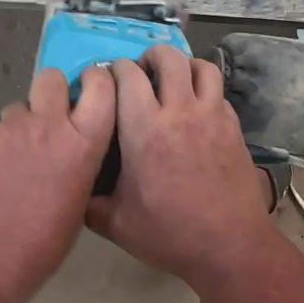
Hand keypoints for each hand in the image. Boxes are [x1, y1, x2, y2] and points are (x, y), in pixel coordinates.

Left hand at [0, 66, 115, 302]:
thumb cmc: (43, 242)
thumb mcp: (79, 199)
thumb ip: (77, 161)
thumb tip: (68, 150)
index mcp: (84, 142)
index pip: (101, 86)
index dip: (95, 80)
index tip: (88, 89)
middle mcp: (49, 124)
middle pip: (51, 78)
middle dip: (50, 91)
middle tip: (45, 117)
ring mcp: (11, 127)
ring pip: (17, 107)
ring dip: (19, 125)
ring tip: (12, 160)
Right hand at [87, 45, 278, 284]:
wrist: (230, 246)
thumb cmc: (169, 233)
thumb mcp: (116, 224)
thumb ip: (88, 202)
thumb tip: (70, 186)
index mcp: (144, 128)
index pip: (127, 75)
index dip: (113, 70)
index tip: (106, 80)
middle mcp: (179, 111)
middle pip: (168, 58)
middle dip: (150, 57)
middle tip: (140, 72)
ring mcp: (211, 116)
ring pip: (200, 66)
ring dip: (183, 65)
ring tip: (173, 79)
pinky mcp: (233, 126)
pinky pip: (218, 90)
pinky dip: (205, 88)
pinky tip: (196, 107)